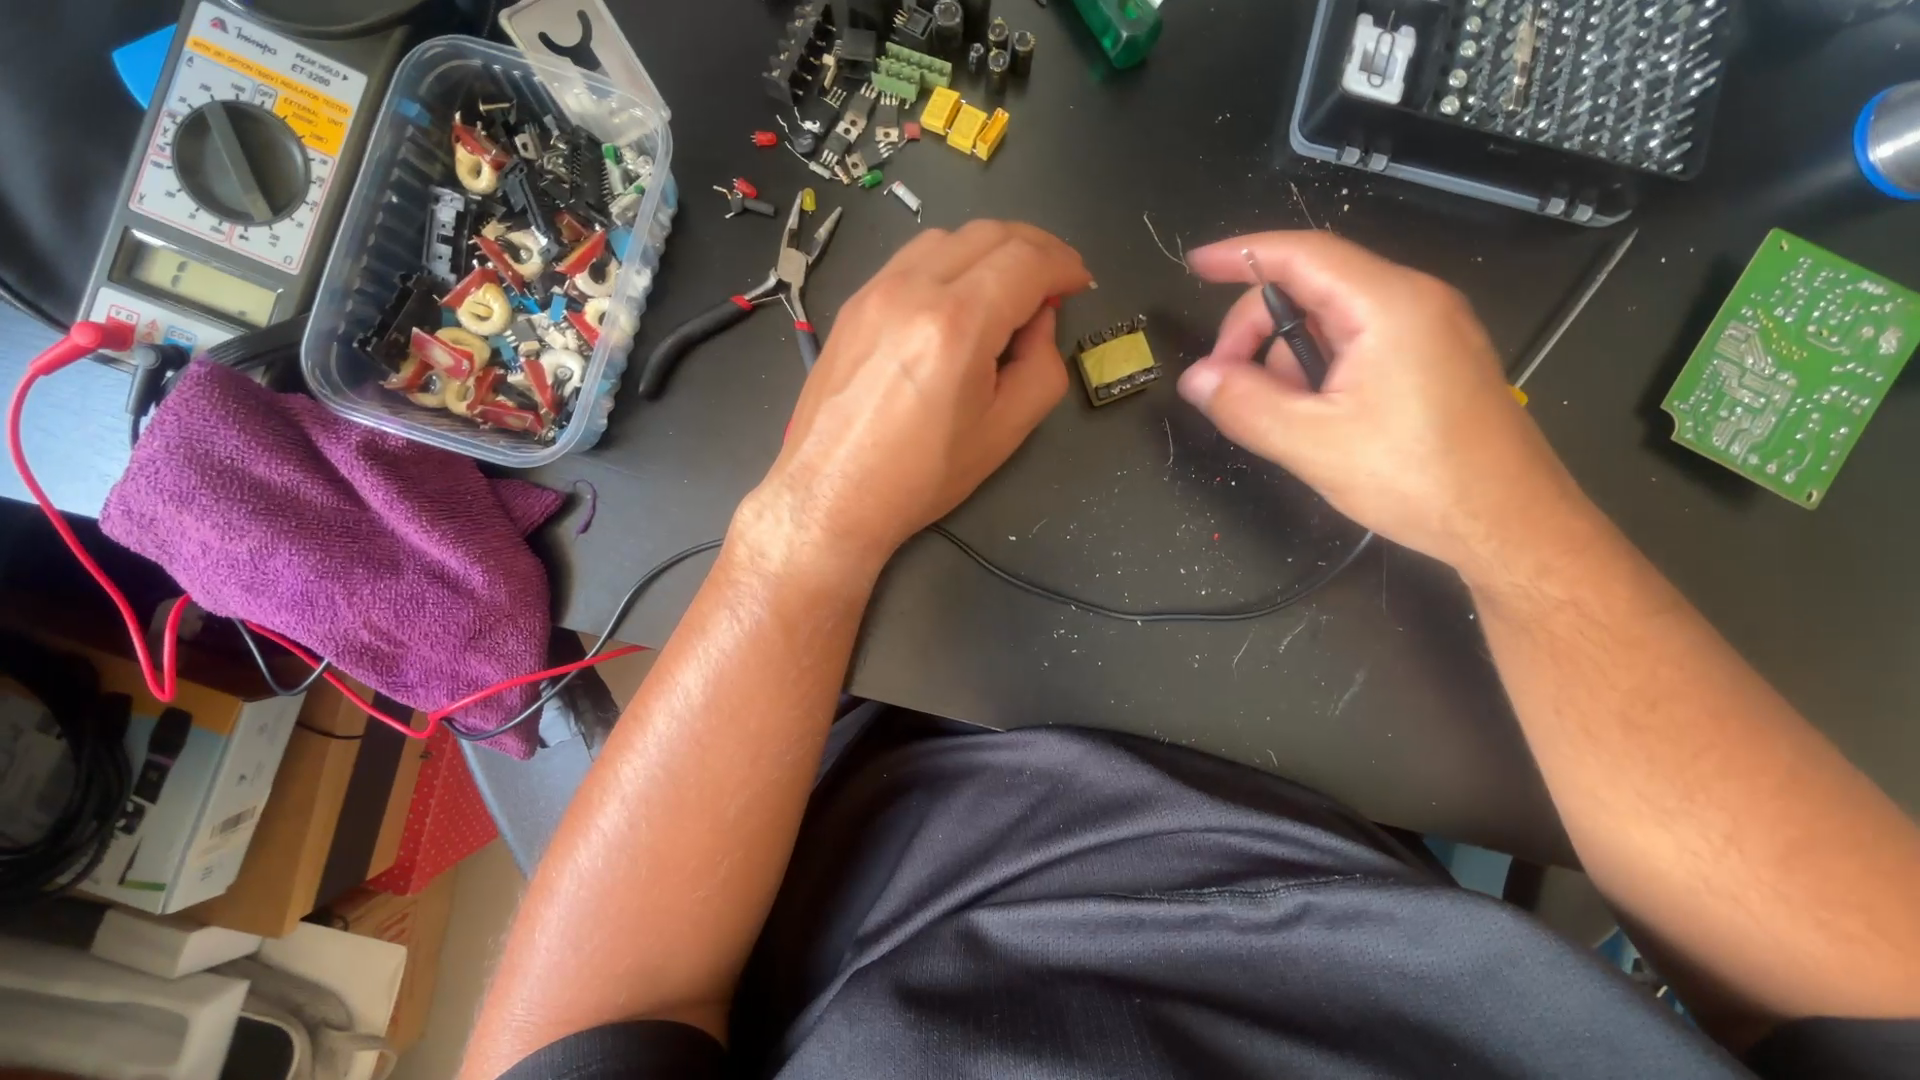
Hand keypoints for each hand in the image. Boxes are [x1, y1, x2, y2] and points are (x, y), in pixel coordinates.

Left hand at [740, 221, 1092, 574]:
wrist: (832, 495)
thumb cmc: (920, 475)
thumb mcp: (1005, 430)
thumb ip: (1042, 366)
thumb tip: (1039, 322)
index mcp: (957, 325)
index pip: (1026, 260)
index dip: (1064, 264)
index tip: (1078, 283)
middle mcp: (912, 290)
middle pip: (989, 233)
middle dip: (1034, 248)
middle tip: (1054, 280)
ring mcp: (876, 291)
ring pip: (948, 237)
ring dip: (990, 249)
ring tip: (1008, 287)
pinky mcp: (854, 303)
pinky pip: (911, 258)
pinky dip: (948, 261)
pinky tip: (958, 296)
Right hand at [1178, 231, 1590, 575]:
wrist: (1511, 525)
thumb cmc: (1422, 480)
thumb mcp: (1313, 445)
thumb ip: (1244, 405)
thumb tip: (1197, 378)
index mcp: (1389, 306)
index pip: (1302, 254)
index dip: (1242, 253)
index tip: (1198, 264)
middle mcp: (1415, 302)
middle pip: (1312, 288)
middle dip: (1258, 330)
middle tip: (1226, 383)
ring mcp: (1431, 330)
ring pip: (1332, 322)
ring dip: (1289, 360)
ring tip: (1287, 418)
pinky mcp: (1435, 360)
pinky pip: (1360, 345)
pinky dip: (1321, 371)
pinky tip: (1318, 419)